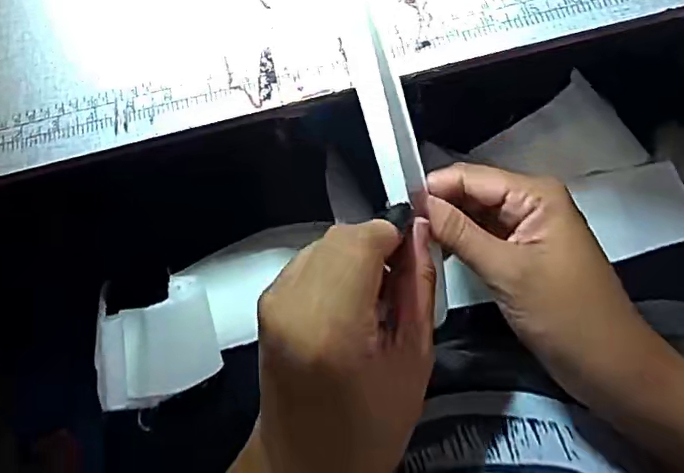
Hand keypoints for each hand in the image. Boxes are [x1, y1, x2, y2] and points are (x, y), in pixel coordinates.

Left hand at [241, 216, 437, 472]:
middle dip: (373, 247)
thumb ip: (417, 289)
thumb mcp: (412, 362)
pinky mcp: (265, 298)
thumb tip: (418, 234)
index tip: (412, 247)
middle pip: (339, 238)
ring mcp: (273, 296)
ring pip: (322, 245)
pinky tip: (348, 304)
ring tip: (373, 299)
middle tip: (398, 279)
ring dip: (352, 258)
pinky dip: (331, 270)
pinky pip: (306, 261)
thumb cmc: (367, 428)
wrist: (306, 463)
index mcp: (329, 321)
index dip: (391, 234)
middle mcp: (292, 299)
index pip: (360, 239)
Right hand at [424, 164, 668, 398]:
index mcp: (535, 194)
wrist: (618, 376)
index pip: (469, 176)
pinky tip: (437, 251)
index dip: (433, 189)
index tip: (399, 208)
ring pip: (473, 213)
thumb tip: (416, 204)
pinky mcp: (523, 250)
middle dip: (438, 206)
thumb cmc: (568, 318)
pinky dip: (461, 241)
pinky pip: (483, 233)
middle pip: (470, 191)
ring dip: (447, 224)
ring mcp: (527, 226)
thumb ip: (458, 232)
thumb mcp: (507, 272)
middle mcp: (531, 200)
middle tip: (403, 227)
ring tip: (414, 238)